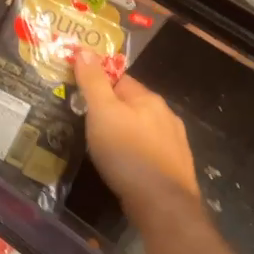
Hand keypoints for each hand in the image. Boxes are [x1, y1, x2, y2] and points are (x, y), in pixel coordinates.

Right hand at [72, 57, 198, 222]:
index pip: (120, 79)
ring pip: (142, 127)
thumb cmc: (127, 153)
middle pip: (132, 103)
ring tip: (103, 144)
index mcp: (148, 99)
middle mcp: (166, 115)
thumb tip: (85, 50)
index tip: (78, 94)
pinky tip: (124, 163)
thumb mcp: (101, 113)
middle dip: (111, 108)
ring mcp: (174, 142)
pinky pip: (150, 150)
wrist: (162, 204)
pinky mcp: (175, 166)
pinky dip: (135, 151)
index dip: (98, 83)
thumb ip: (93, 82)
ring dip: (124, 131)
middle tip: (86, 121)